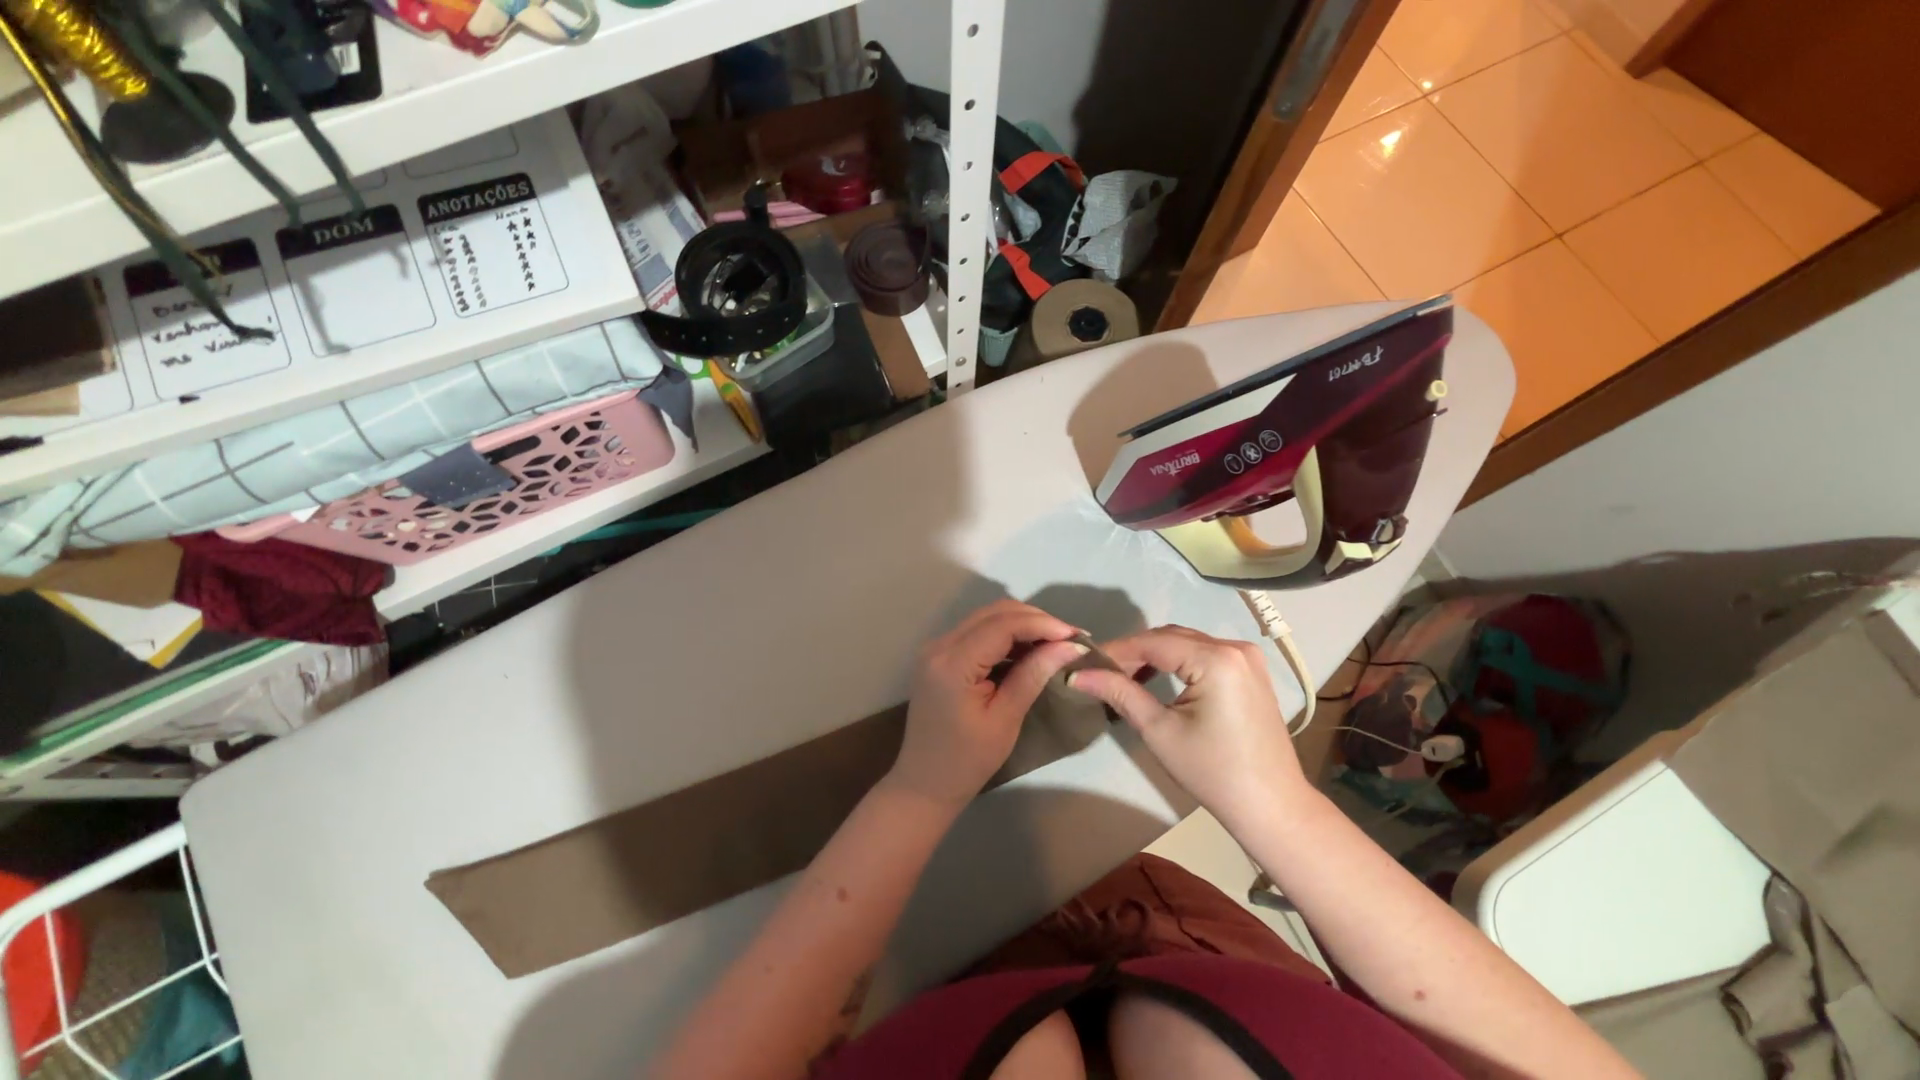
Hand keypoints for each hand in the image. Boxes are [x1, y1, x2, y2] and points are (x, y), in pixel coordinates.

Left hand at [886, 600, 1087, 807]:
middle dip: (1035, 620)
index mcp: (952, 663)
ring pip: (986, 618)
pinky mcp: (940, 656)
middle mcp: (939, 645)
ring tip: (1056, 644)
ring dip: (1021, 625)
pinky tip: (1029, 651)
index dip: (1043, 624)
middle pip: (994, 613)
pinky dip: (1005, 636)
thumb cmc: (968, 760)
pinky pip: (977, 633)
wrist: (926, 782)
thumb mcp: (1006, 718)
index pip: (1003, 624)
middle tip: (1070, 639)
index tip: (1077, 637)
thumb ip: (1034, 674)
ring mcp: (936, 649)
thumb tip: (1070, 646)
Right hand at [1067, 626, 1307, 825]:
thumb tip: (1077, 675)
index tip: (1084, 662)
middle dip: (1134, 651)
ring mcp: (1248, 658)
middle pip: (1172, 637)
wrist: (1270, 804)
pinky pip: (1207, 654)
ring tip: (1124, 676)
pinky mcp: (1252, 672)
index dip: (1116, 650)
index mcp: (1216, 659)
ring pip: (1188, 643)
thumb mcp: (1159, 731)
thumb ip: (1120, 693)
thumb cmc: (1212, 771)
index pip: (1153, 642)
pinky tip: (1158, 679)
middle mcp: (1235, 647)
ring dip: (1156, 654)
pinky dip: (1179, 661)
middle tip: (1100, 671)